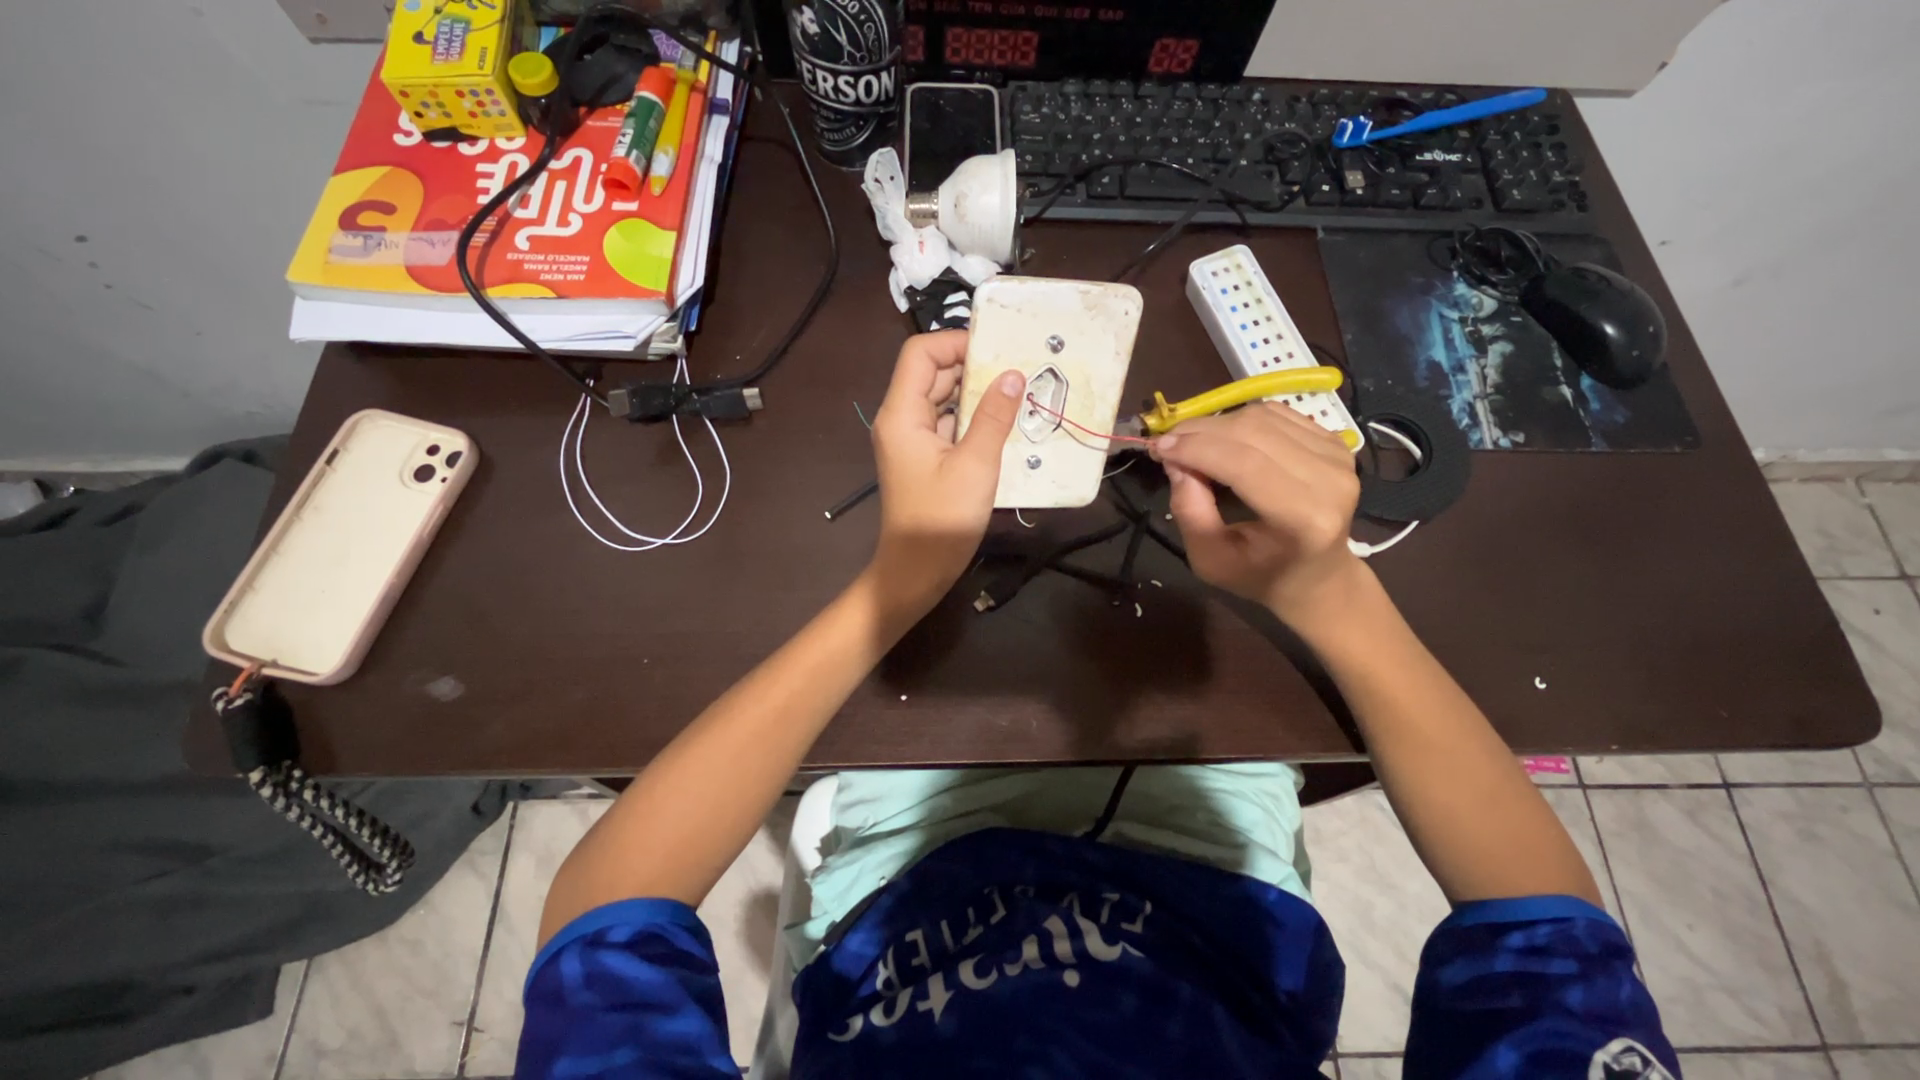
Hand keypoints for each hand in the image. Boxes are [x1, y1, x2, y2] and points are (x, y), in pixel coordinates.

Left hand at [867, 331, 1024, 614]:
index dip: (956, 342)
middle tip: (1019, 368)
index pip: (921, 353)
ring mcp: (912, 441)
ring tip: (1019, 394)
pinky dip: (974, 421)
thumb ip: (994, 417)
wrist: (916, 571)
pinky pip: (949, 426)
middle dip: (974, 367)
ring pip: (944, 400)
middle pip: (934, 373)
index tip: (998, 350)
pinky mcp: (925, 459)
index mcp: (902, 414)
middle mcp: (902, 420)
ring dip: (978, 395)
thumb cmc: (941, 520)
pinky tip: (1007, 426)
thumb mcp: (976, 466)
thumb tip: (1012, 375)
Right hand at [1150, 403, 1365, 626]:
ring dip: (1217, 423)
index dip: (1197, 448)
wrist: (1317, 576)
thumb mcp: (1210, 560)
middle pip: (1253, 432)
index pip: (1244, 464)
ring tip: (1191, 442)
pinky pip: (1277, 413)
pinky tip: (1223, 439)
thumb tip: (1174, 460)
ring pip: (1262, 416)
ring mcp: (1338, 456)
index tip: (1158, 448)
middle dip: (1200, 431)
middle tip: (1166, 444)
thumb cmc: (1260, 575)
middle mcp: (1329, 480)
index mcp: (1304, 519)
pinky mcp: (1336, 442)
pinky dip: (1240, 419)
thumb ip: (1190, 511)